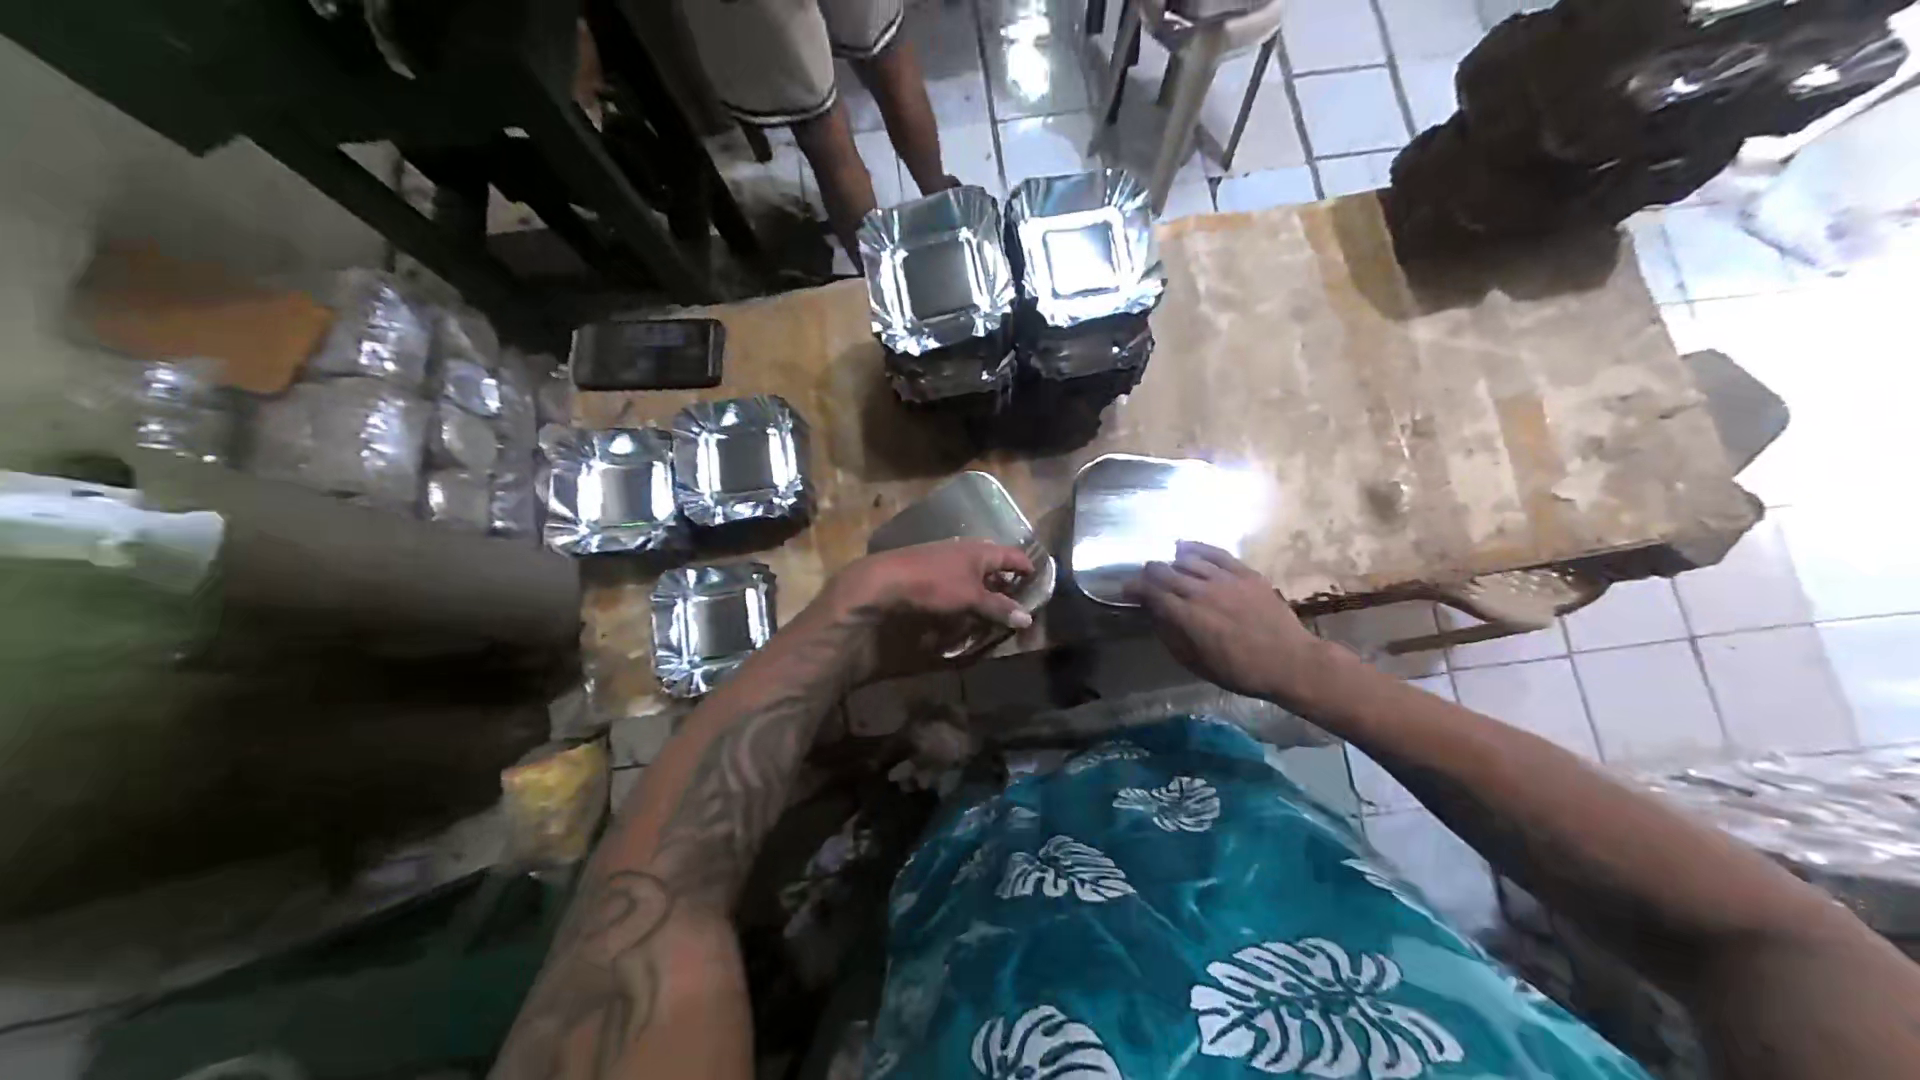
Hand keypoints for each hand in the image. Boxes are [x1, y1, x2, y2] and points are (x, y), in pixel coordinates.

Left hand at [824, 539, 1036, 629]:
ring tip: (992, 604)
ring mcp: (945, 555)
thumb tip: (1027, 618)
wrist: (886, 580)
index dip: (1028, 567)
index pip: (1014, 555)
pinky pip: (957, 576)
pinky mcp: (929, 567)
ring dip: (985, 585)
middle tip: (1017, 597)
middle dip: (1006, 578)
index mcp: (981, 550)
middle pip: (994, 561)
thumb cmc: (935, 584)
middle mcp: (965, 548)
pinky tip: (963, 602)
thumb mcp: (971, 598)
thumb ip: (999, 607)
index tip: (1038, 581)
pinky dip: (966, 588)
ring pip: (974, 569)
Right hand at [1126, 541, 1327, 702]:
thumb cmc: (1239, 671)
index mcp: (1186, 616)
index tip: (1126, 591)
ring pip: (1187, 559)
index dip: (1133, 589)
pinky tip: (1185, 548)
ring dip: (1170, 563)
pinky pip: (1215, 553)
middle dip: (1148, 574)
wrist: (1290, 662)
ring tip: (1165, 568)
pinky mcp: (1245, 573)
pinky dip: (1196, 548)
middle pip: (1164, 571)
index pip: (1150, 592)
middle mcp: (1201, 591)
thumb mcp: (1196, 663)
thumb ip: (1170, 636)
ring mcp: (1225, 579)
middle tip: (1144, 580)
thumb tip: (1154, 615)